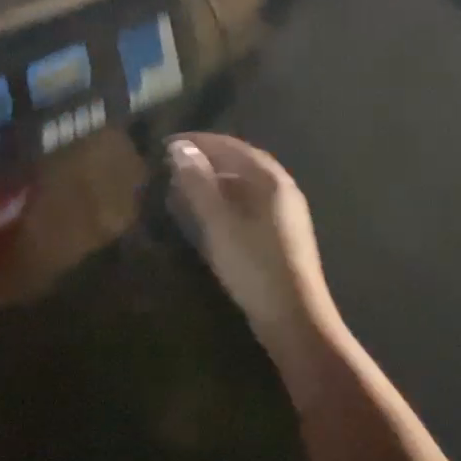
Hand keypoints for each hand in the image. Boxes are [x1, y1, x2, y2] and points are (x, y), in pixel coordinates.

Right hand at [167, 133, 342, 367]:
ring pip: (243, 185)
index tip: (166, 144)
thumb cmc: (254, 265)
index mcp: (271, 180)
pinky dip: (223, 200)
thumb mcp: (218, 222)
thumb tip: (179, 148)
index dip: (198, 141)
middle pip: (240, 163)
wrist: (294, 319)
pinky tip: (205, 215)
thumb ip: (198, 183)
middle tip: (171, 164)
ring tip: (182, 187)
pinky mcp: (279, 236)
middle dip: (205, 159)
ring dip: (213, 180)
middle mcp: (281, 190)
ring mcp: (284, 214)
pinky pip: (247, 204)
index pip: (231, 146)